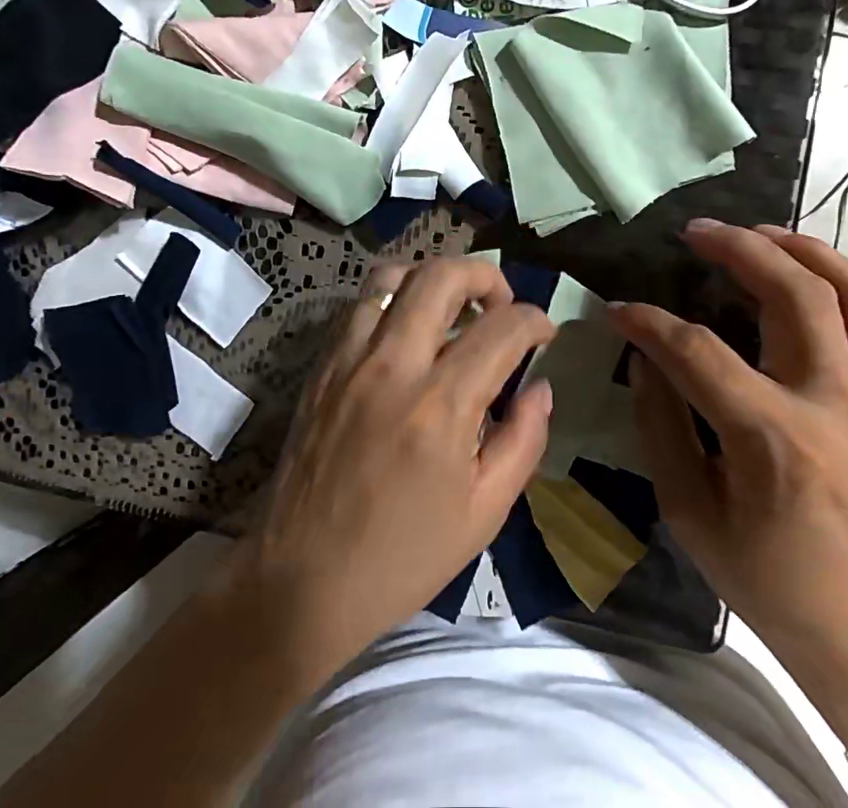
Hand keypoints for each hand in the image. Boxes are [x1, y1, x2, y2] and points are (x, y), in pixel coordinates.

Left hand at [228, 257, 556, 664]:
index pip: (501, 327)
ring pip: (389, 278)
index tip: (544, 332)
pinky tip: (402, 335)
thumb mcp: (484, 513)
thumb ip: (522, 440)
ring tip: (449, 311)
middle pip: (440, 275)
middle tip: (500, 304)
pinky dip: (388, 302)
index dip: (535, 318)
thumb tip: (540, 388)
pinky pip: (355, 309)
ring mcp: (346, 361)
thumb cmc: (402, 556)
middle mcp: (392, 366)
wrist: (303, 572)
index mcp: (442, 405)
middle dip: (484, 275)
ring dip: (429, 280)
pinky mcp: (319, 368)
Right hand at [610, 220, 847, 652]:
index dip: (649, 323)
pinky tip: (817, 281)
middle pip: (797, 299)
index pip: (697, 352)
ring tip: (764, 231)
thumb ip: (662, 422)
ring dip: (811, 255)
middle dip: (743, 251)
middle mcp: (831, 406)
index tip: (614, 310)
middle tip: (698, 230)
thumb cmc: (756, 569)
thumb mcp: (685, 503)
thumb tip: (646, 358)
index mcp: (770, 436)